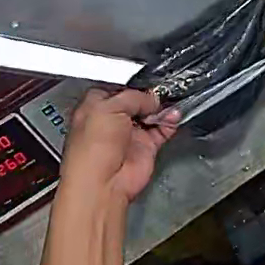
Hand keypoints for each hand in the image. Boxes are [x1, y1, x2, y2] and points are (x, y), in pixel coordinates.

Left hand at [58, 88, 176, 207]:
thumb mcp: (108, 108)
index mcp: (95, 108)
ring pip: (152, 114)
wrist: (103, 184)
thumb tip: (150, 98)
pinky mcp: (145, 146)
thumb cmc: (91, 151)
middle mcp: (112, 121)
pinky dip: (170, 122)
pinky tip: (173, 116)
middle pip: (137, 100)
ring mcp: (130, 133)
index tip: (144, 80)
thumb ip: (133, 97)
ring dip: (162, 108)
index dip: (131, 84)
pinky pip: (162, 129)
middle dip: (150, 95)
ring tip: (168, 103)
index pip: (116, 88)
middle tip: (159, 91)